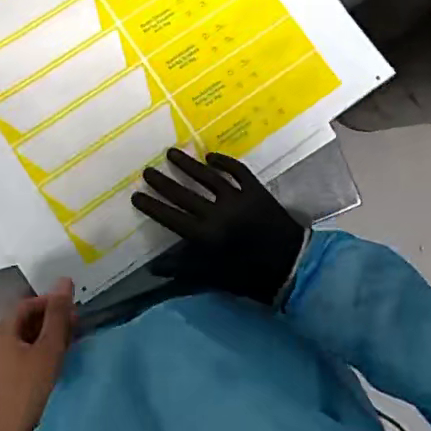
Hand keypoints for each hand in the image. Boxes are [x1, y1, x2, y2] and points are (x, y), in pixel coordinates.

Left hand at [0, 279, 75, 430]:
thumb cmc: (30, 393)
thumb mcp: (49, 352)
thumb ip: (58, 317)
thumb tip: (63, 281)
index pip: (25, 306)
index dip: (50, 303)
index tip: (74, 310)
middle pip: (20, 324)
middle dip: (48, 322)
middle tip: (76, 329)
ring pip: (18, 344)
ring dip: (42, 342)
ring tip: (68, 349)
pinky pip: (15, 362)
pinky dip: (34, 358)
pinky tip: (51, 370)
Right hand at [131, 148, 304, 308]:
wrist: (295, 268)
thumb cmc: (250, 276)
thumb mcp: (214, 277)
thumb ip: (183, 269)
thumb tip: (153, 268)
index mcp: (206, 236)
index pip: (170, 217)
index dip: (152, 205)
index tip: (135, 195)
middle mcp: (218, 214)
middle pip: (184, 194)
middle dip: (163, 182)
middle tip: (147, 171)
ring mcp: (239, 200)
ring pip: (207, 178)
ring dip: (188, 165)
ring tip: (171, 153)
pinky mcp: (257, 192)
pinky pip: (238, 172)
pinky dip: (224, 162)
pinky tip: (210, 156)